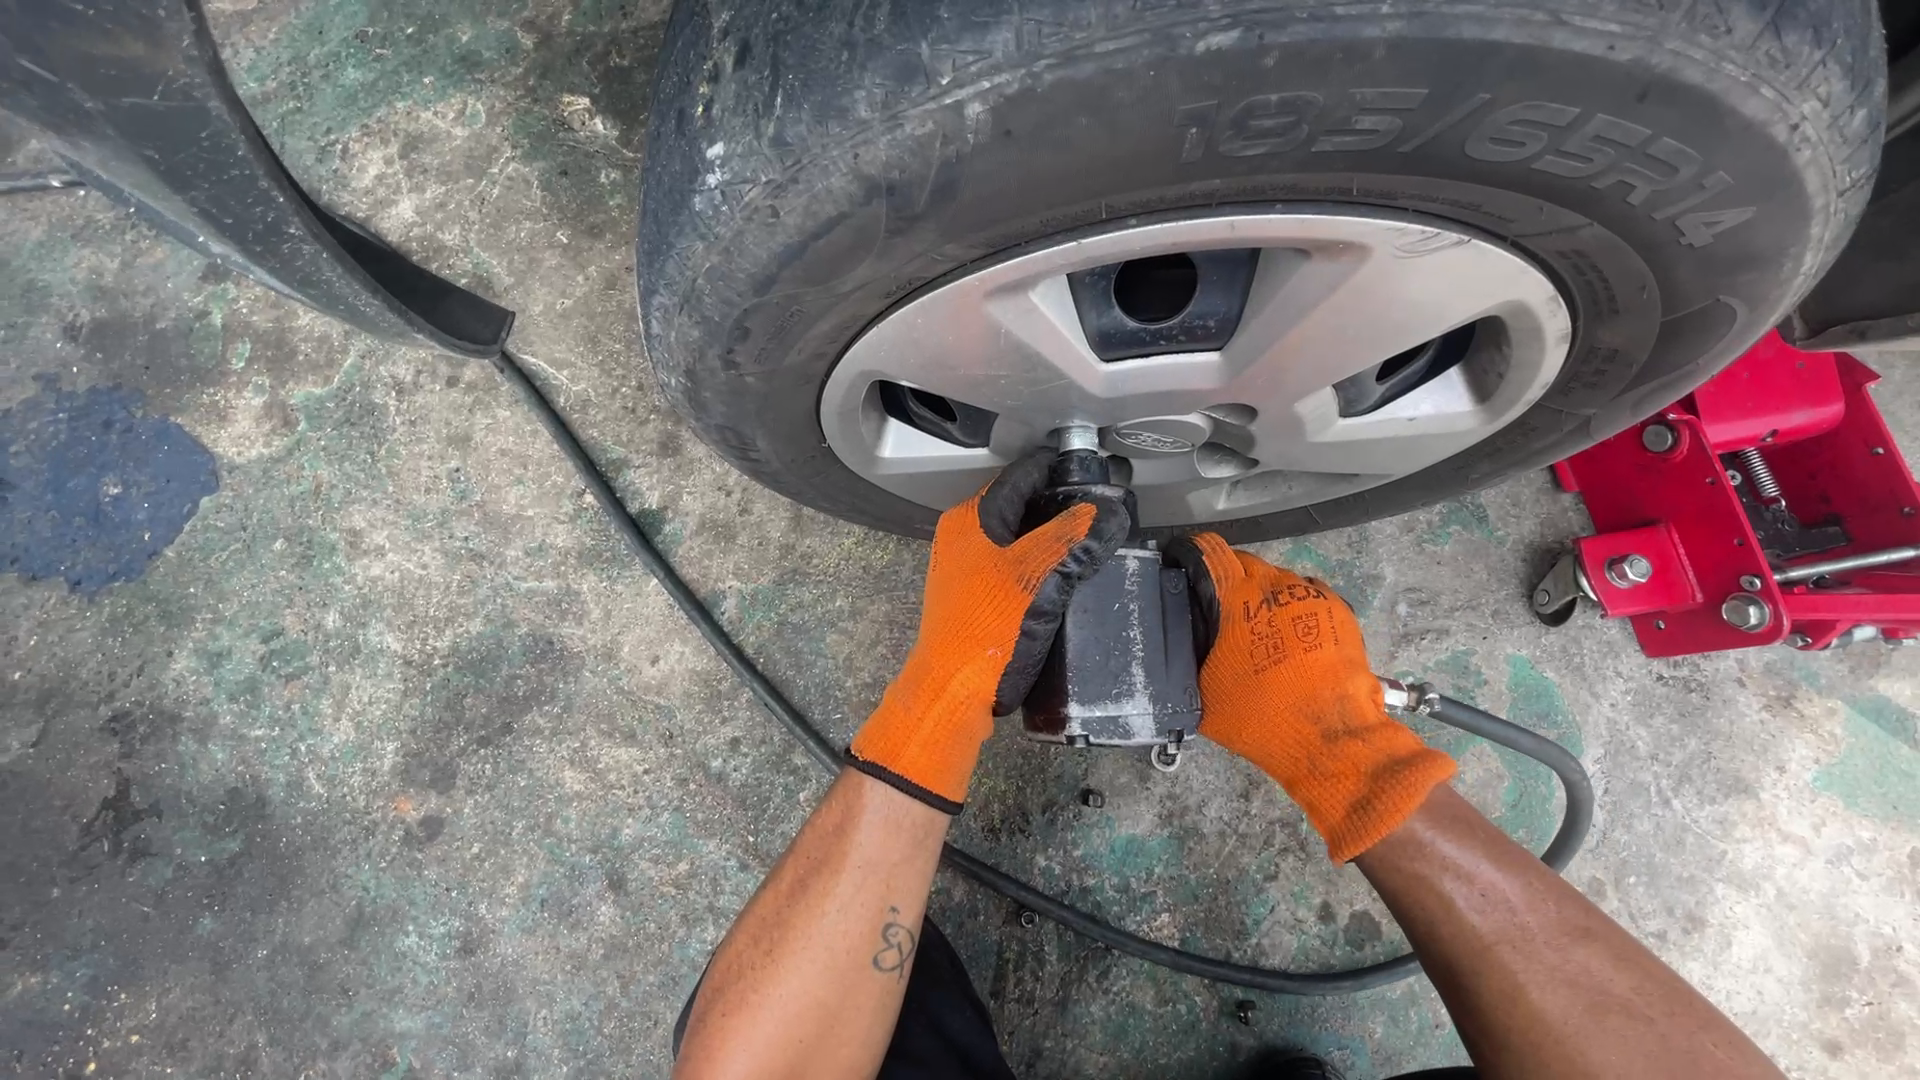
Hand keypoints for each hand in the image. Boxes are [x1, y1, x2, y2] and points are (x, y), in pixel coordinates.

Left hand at [848, 450, 1130, 811]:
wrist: (954, 688)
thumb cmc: (991, 625)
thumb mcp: (1040, 573)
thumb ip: (1075, 535)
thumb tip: (1109, 509)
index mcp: (972, 518)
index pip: (1021, 475)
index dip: (1058, 467)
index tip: (1095, 466)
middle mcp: (963, 536)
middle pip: (1020, 504)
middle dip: (1060, 502)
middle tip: (1104, 504)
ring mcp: (965, 567)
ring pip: (1018, 536)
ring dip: (1052, 534)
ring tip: (1095, 536)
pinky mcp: (973, 595)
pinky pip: (1014, 564)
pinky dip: (1041, 560)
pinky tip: (1069, 572)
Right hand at [1166, 533, 1453, 860]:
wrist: (1331, 738)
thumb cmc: (1260, 714)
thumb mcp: (1203, 690)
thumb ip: (1190, 656)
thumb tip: (1180, 646)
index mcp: (1238, 596)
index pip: (1210, 551)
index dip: (1192, 552)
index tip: (1182, 563)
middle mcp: (1276, 585)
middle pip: (1246, 563)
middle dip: (1230, 576)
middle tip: (1218, 603)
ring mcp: (1312, 596)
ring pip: (1279, 580)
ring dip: (1264, 594)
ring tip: (1256, 624)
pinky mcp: (1341, 612)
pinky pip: (1307, 597)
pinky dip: (1293, 608)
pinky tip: (1289, 635)